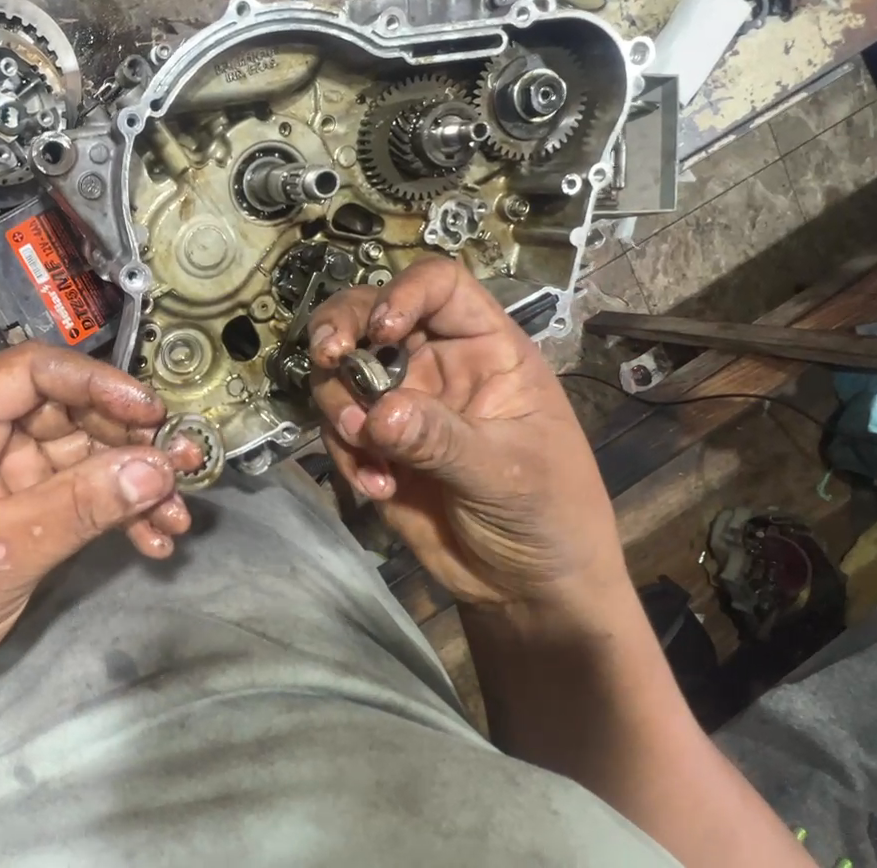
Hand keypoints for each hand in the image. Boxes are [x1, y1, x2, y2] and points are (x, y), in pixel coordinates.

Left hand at [0, 343, 197, 694]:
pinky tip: (154, 539)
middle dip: (127, 440)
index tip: (151, 411)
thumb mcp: (2, 549)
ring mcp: (4, 470)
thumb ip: (81, 504)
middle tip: (182, 465)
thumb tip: (159, 467)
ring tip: (177, 513)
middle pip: (68, 411)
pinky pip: (79, 494)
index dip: (96, 383)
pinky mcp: (22, 507)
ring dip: (132, 482)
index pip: (33, 372)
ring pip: (83, 454)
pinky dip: (116, 512)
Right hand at [306, 258, 622, 606]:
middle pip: (369, 314)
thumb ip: (441, 440)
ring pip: (342, 371)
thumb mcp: (507, 473)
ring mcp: (399, 403)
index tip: (380, 332)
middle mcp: (435, 364)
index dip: (403, 294)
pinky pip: (336, 428)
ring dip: (339, 404)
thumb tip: (379, 414)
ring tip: (362, 449)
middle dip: (339, 332)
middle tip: (327, 359)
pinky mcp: (374, 444)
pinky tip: (375, 488)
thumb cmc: (549, 517)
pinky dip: (343, 453)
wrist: (525, 589)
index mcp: (485, 350)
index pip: (440, 287)